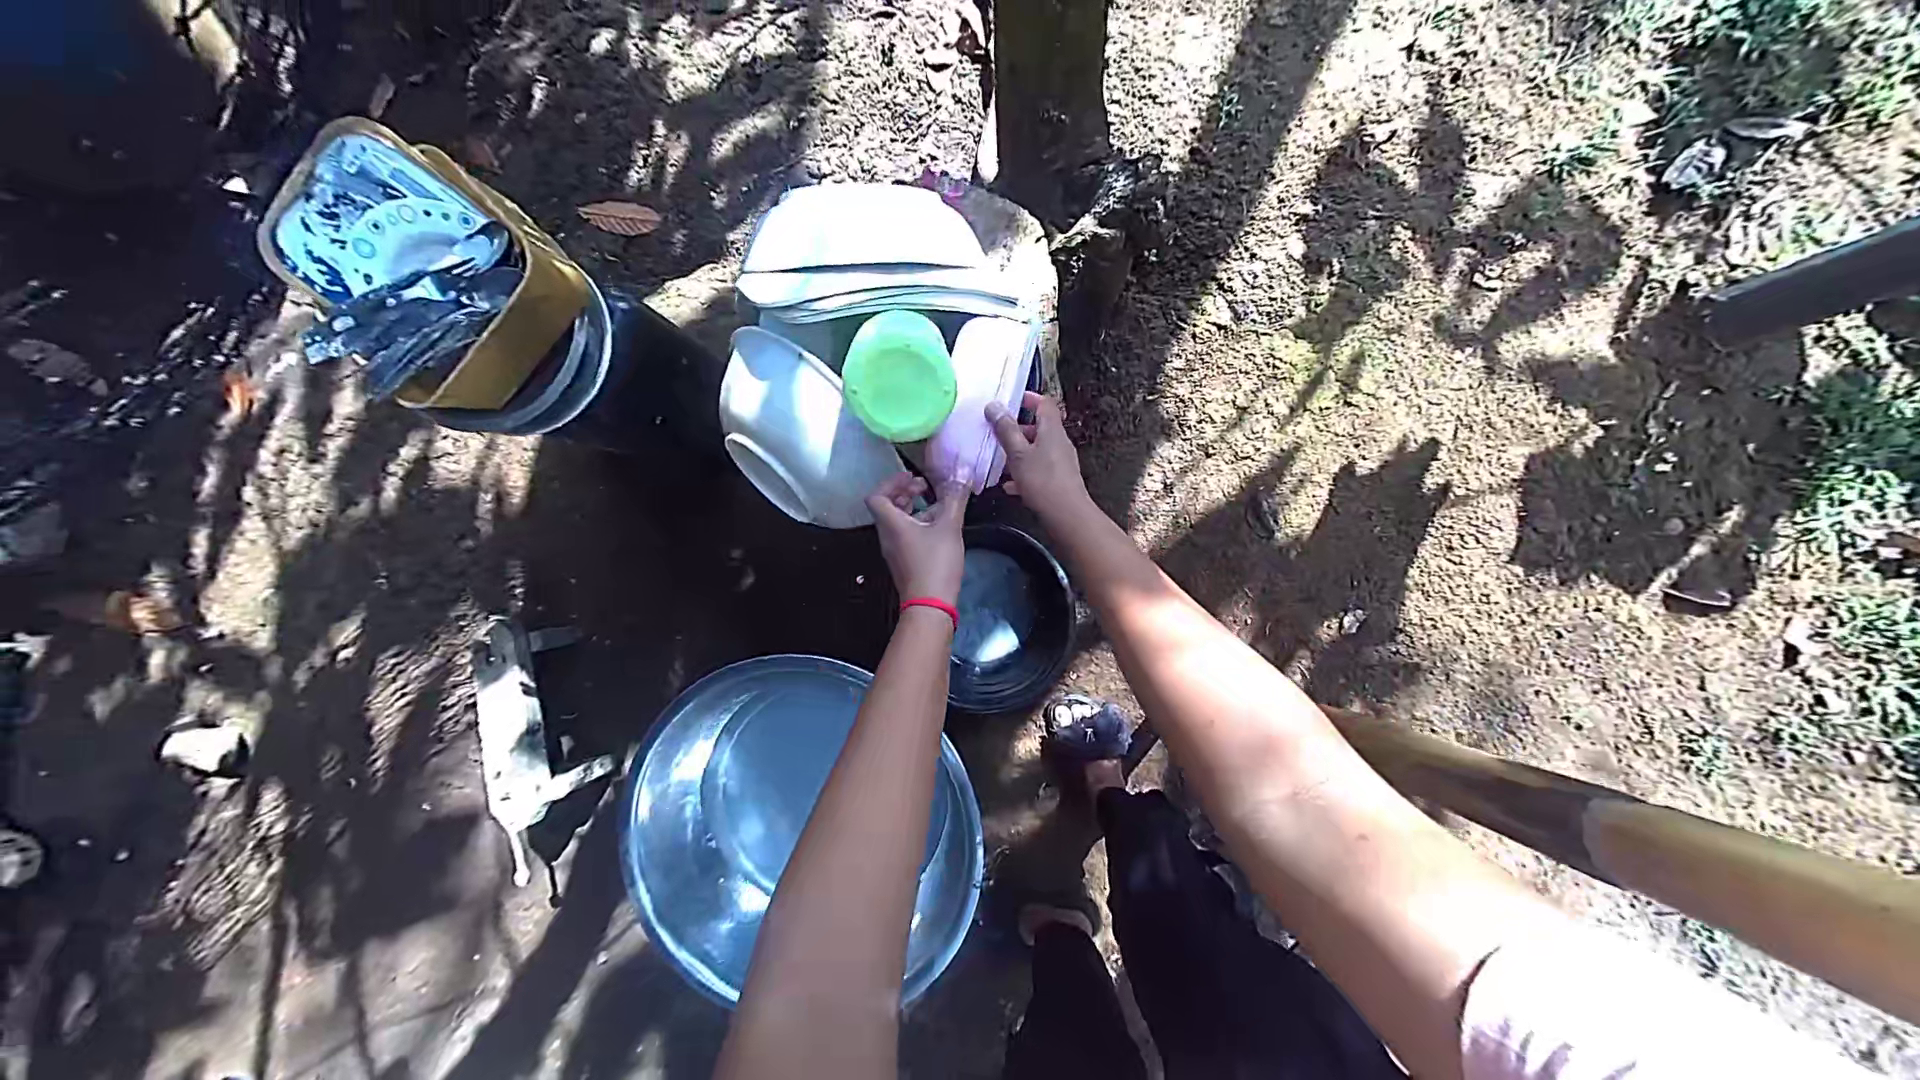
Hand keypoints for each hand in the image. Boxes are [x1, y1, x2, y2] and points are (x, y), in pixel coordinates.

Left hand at [866, 472, 969, 604]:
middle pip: (886, 507)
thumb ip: (955, 500)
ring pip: (897, 522)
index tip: (912, 478)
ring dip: (913, 509)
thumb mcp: (949, 528)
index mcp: (891, 524)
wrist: (930, 606)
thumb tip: (961, 476)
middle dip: (904, 493)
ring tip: (936, 506)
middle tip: (925, 488)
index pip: (876, 496)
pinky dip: (917, 525)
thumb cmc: (935, 563)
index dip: (891, 482)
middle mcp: (887, 536)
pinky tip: (938, 528)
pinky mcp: (904, 563)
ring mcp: (894, 551)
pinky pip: (905, 536)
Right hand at [987, 392, 1089, 516]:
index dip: (1029, 398)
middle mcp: (1059, 443)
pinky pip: (1038, 470)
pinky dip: (1024, 473)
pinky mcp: (1058, 480)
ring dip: (1019, 452)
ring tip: (1000, 460)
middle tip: (998, 433)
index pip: (1045, 404)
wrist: (1066, 516)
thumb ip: (1006, 430)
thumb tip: (994, 407)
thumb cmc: (1042, 481)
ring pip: (1037, 450)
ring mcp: (1060, 462)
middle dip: (1017, 429)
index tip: (1011, 400)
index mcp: (1051, 430)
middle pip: (1039, 428)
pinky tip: (1010, 486)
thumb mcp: (1018, 454)